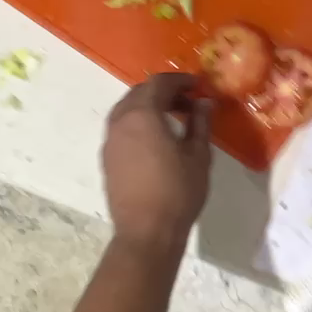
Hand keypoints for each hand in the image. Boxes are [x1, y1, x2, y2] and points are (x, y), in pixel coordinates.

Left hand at [102, 73, 211, 249]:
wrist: (146, 231)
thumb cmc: (178, 192)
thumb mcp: (198, 155)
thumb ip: (200, 123)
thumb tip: (204, 102)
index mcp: (143, 114)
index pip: (160, 83)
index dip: (181, 80)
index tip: (199, 86)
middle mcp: (120, 121)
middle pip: (140, 92)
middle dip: (165, 91)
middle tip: (189, 102)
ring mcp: (110, 140)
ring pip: (128, 109)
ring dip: (150, 106)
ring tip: (173, 119)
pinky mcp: (107, 158)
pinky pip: (122, 127)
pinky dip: (139, 122)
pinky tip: (157, 139)